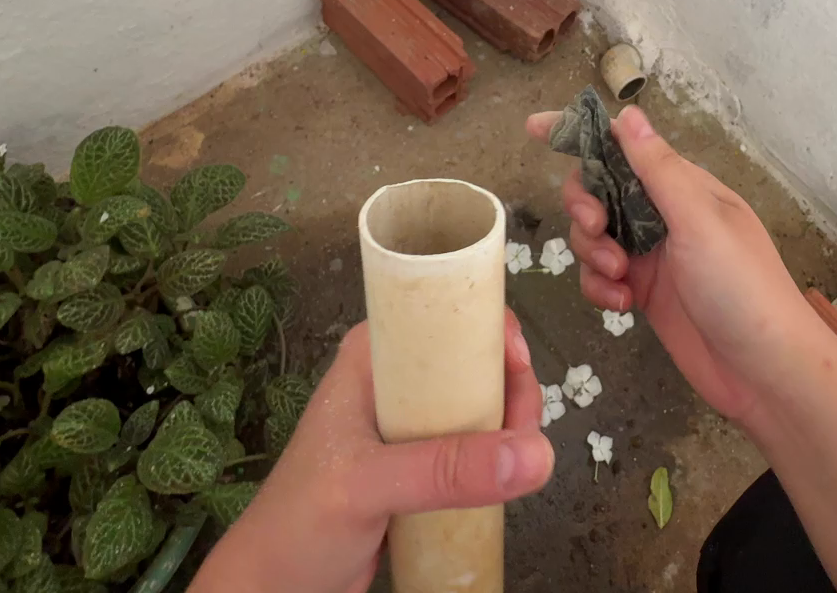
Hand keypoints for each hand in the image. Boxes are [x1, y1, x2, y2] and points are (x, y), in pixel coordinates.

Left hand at [189, 311, 553, 592]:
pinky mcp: (421, 460)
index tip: (521, 366)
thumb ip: (446, 471)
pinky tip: (503, 479)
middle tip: (524, 430)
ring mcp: (411, 420)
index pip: (445, 313)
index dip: (490, 328)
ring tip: (517, 463)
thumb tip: (536, 454)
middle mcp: (399, 376)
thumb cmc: (300, 523)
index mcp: (377, 354)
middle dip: (510, 386)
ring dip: (508, 424)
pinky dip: (495, 454)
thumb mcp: (369, 486)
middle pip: (474, 357)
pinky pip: (474, 442)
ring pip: (480, 401)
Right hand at [525, 106, 819, 425]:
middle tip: (595, 228)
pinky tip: (622, 304)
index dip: (580, 134)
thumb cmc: (741, 285)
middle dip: (585, 205)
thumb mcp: (700, 220)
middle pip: (599, 190)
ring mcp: (652, 254)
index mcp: (682, 185)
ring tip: (619, 277)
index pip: (624, 146)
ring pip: (594, 235)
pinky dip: (600, 286)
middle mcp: (664, 213)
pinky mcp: (643, 292)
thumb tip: (627, 113)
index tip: (534, 127)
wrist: (765, 372)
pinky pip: (601, 276)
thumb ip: (659, 169)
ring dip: (593, 252)